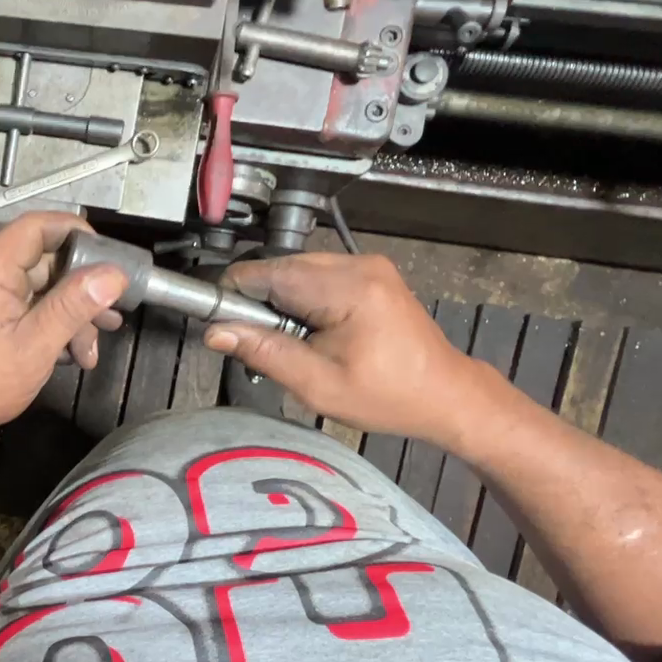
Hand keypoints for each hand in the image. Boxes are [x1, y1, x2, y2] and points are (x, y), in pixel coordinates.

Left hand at [0, 212, 128, 441]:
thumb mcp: (36, 345)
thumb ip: (73, 306)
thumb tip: (113, 275)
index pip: (36, 226)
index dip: (76, 233)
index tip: (107, 256)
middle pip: (42, 261)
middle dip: (79, 291)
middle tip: (109, 317)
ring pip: (36, 288)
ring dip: (67, 316)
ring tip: (88, 349)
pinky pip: (21, 305)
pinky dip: (46, 324)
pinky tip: (67, 353)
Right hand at [204, 253, 500, 447]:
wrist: (446, 394)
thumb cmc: (386, 397)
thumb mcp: (317, 385)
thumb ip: (264, 352)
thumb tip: (215, 331)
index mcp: (348, 289)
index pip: (267, 273)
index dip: (233, 294)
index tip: (219, 322)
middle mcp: (358, 264)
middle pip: (279, 267)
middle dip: (258, 301)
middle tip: (258, 342)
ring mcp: (367, 264)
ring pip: (295, 269)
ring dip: (278, 300)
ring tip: (288, 339)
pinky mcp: (370, 271)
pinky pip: (315, 274)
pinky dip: (299, 297)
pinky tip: (308, 329)